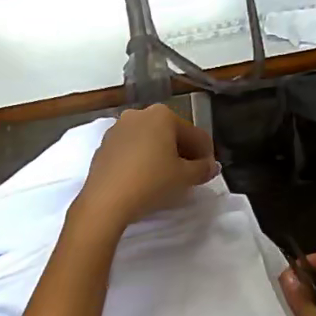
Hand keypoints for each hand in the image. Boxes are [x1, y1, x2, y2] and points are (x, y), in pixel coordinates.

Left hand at [74, 105, 218, 230]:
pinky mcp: (104, 146)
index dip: (206, 154)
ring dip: (161, 155)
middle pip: (170, 134)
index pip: (194, 134)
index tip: (209, 172)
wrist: (106, 201)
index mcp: (162, 115)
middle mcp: (138, 114)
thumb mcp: (185, 177)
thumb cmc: (151, 182)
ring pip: (149, 140)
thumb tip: (211, 166)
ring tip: (167, 178)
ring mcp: (118, 129)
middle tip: (190, 175)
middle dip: (182, 152)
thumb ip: (203, 169)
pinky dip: (141, 160)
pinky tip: (144, 179)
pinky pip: (131, 150)